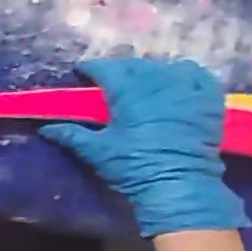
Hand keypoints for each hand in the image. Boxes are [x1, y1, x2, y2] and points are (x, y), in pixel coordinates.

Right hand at [38, 58, 247, 236]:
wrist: (178, 186)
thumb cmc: (132, 166)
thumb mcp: (95, 151)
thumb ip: (70, 135)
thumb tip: (44, 129)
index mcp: (127, 94)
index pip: (106, 68)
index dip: (90, 68)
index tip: (80, 72)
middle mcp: (156, 85)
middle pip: (134, 64)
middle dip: (118, 68)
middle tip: (107, 78)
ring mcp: (185, 90)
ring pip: (165, 66)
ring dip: (149, 69)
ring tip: (140, 79)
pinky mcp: (207, 101)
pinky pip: (197, 74)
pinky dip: (184, 72)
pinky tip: (176, 79)